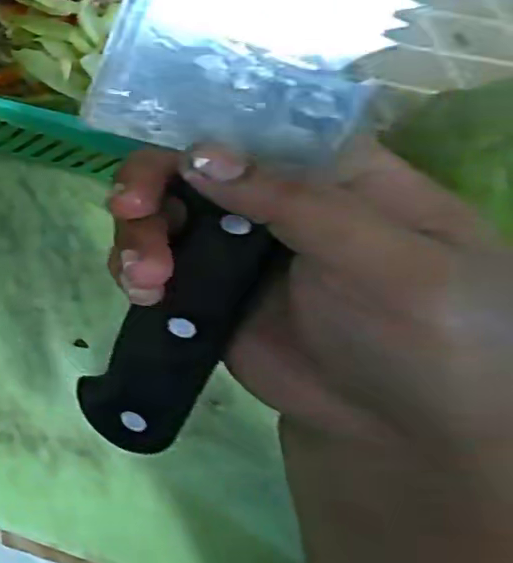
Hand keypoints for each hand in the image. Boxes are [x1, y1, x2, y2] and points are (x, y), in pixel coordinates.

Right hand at [107, 140, 512, 463]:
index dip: (202, 129)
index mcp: (337, 177)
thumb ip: (297, 201)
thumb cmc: (435, 338)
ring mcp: (231, 241)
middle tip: (128, 211)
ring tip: (144, 280)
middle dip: (146, 185)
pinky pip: (143, 255)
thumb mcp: (388, 264)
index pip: (257, 127)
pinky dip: (130, 269)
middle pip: (185, 164)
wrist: (403, 435)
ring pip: (154, 209)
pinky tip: (144, 296)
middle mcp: (276, 198)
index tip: (170, 163)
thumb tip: (199, 153)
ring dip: (134, 236)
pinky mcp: (198, 279)